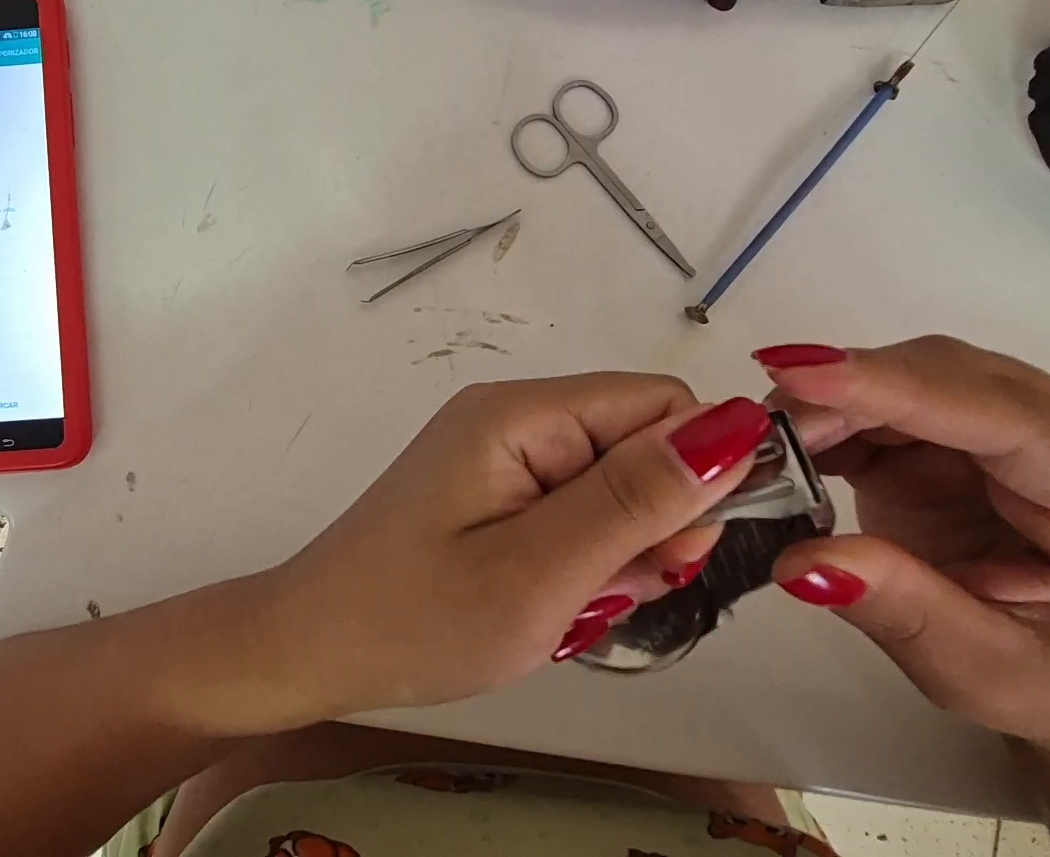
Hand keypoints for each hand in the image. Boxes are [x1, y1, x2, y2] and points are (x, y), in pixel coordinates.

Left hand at [251, 374, 774, 728]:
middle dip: (649, 524)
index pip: (661, 404)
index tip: (671, 556)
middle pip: (638, 445)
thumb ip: (636, 499)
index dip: (695, 472)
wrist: (314, 647)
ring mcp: (496, 455)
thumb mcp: (541, 569)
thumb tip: (736, 424)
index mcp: (520, 414)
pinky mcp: (488, 491)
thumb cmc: (419, 619)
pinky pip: (569, 511)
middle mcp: (511, 417)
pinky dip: (578, 560)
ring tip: (567, 607)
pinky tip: (549, 602)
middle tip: (608, 593)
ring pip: (610, 487)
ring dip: (614, 552)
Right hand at [755, 338, 1049, 761]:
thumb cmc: (1047, 682)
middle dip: (848, 391)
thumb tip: (796, 562)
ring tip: (761, 446)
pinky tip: (786, 446)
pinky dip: (827, 416)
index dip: (900, 389)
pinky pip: (886, 399)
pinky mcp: (964, 431)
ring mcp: (1023, 431)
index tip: (795, 373)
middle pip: (956, 379)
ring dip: (829, 401)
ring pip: (913, 376)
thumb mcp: (978, 668)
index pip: (1012, 421)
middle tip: (755, 433)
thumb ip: (898, 607)